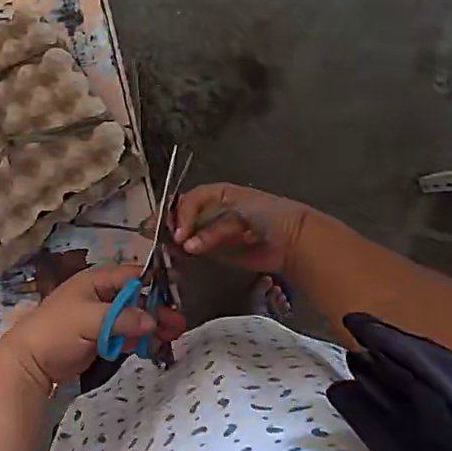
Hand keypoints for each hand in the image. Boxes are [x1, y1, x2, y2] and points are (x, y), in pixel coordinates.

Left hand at [0, 264, 186, 386]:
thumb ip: (123, 318)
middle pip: (137, 298)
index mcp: (97, 281)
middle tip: (179, 322)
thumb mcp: (90, 319)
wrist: (29, 363)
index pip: (133, 275)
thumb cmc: (56, 330)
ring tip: (174, 336)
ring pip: (134, 318)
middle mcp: (102, 296)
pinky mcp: (100, 338)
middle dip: (158, 309)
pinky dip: (140, 340)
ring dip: (153, 326)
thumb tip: (152, 320)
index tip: (177, 290)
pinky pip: (126, 335)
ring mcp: (101, 318)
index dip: (155, 281)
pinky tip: (156, 347)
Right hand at [172, 183, 314, 275]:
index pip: (190, 199)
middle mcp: (213, 211)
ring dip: (179, 240)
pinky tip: (182, 255)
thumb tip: (186, 242)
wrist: (290, 239)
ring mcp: (216, 232)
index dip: (180, 211)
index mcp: (218, 195)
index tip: (176, 229)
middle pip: (185, 216)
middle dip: (172, 224)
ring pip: (190, 234)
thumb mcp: (237, 206)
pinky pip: (200, 251)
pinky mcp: (221, 252)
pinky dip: (189, 253)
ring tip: (174, 247)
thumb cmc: (266, 213)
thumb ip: (209, 221)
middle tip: (161, 235)